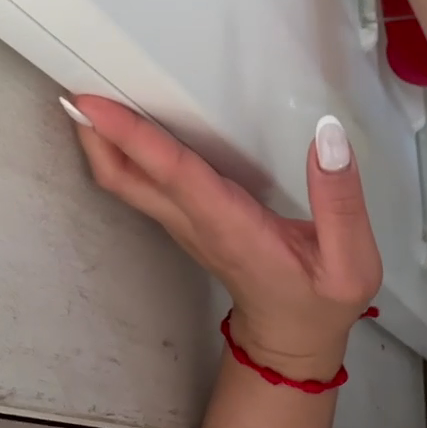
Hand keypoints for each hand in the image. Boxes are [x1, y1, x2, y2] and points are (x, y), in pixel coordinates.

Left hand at [63, 96, 382, 378]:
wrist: (291, 340)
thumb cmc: (318, 301)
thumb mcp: (351, 263)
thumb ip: (341, 201)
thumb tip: (327, 135)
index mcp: (227, 224)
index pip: (172, 172)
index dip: (132, 135)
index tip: (95, 103)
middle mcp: (191, 219)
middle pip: (124, 176)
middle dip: (93, 134)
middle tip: (75, 87)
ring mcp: (181, 220)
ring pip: (124, 179)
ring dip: (101, 139)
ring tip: (89, 94)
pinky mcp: (182, 216)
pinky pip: (139, 180)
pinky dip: (121, 149)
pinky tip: (123, 123)